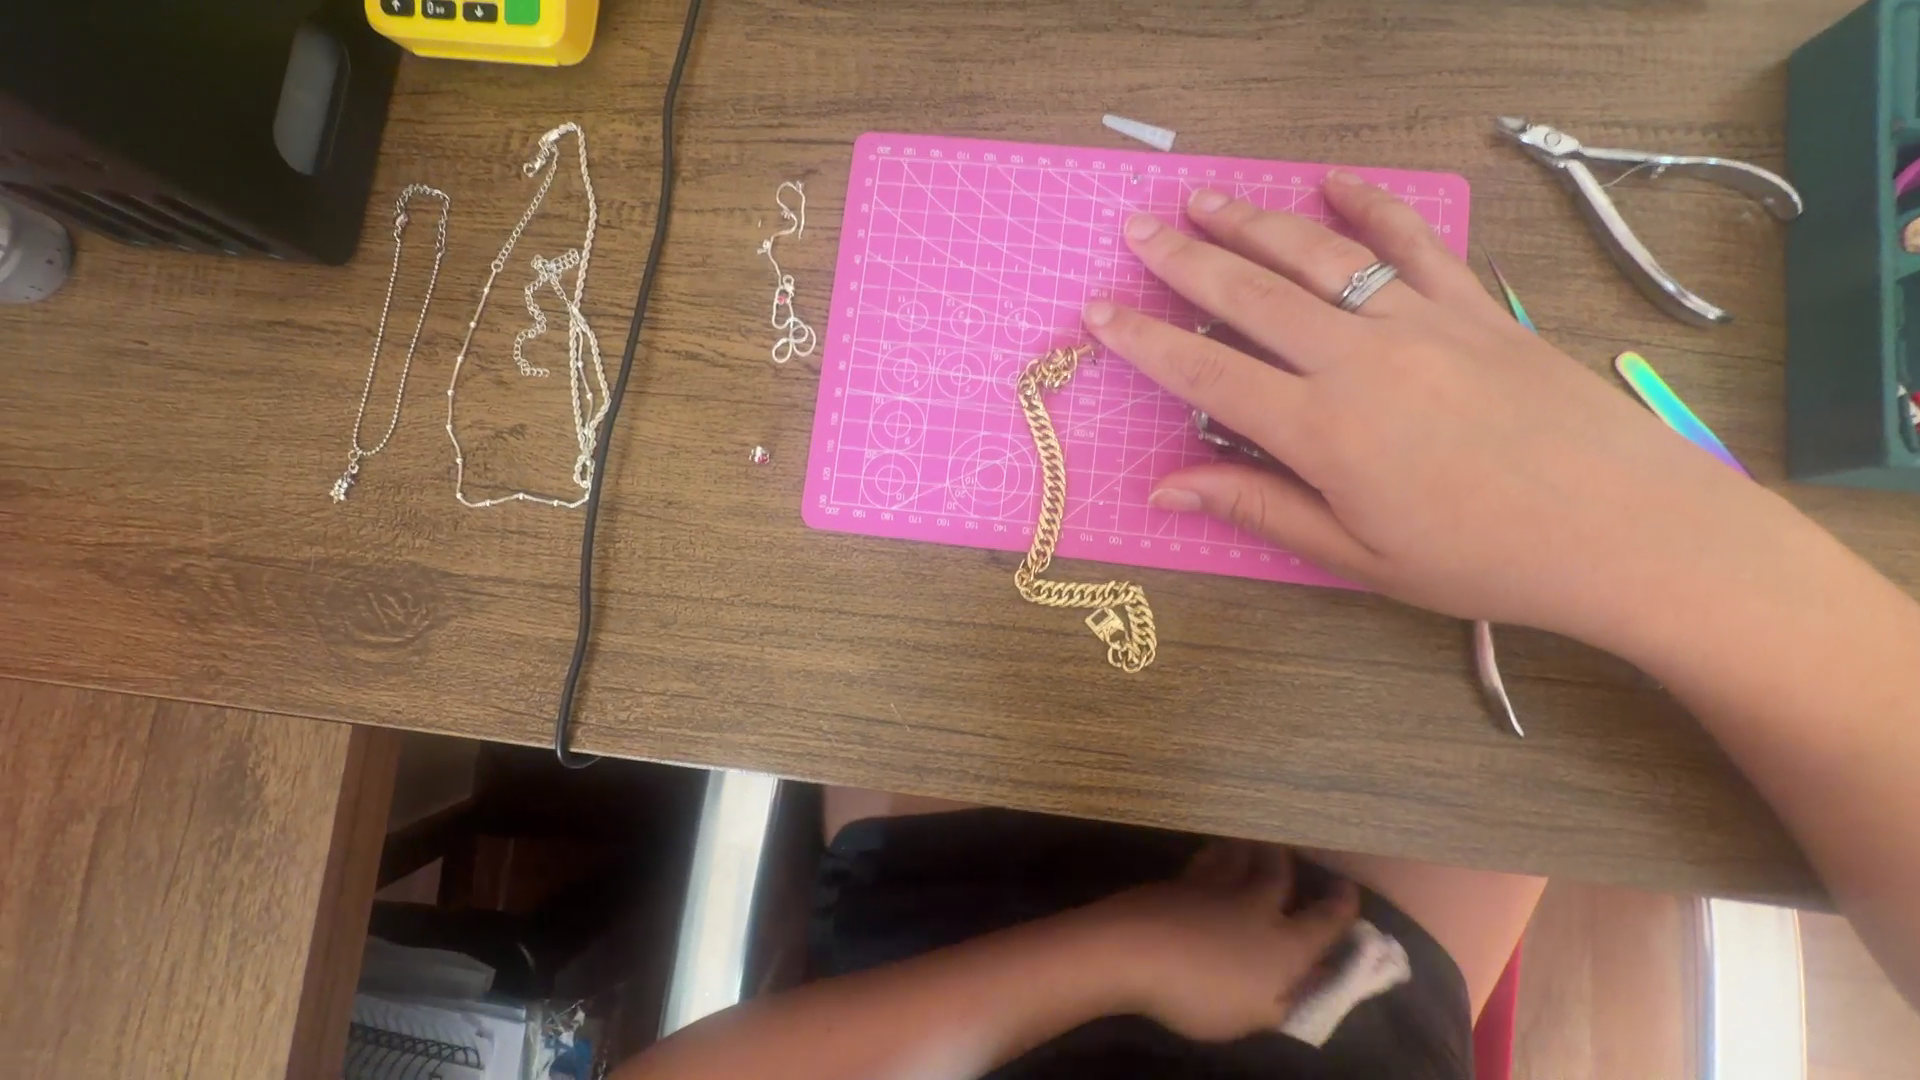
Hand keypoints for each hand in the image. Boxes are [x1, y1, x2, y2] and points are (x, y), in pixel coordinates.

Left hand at [1076, 840, 1359, 1041]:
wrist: (1134, 949)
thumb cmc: (1201, 993)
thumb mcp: (1256, 1016)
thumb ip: (1290, 997)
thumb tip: (1316, 978)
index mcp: (1284, 943)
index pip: (1325, 921)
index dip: (1341, 906)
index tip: (1349, 889)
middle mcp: (1255, 904)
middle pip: (1279, 874)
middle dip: (1290, 862)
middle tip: (1293, 848)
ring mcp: (1214, 885)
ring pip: (1241, 856)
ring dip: (1253, 847)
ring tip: (1256, 839)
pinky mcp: (1181, 879)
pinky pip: (1208, 858)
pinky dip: (1218, 851)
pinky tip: (1214, 850)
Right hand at [1079, 176, 1799, 642]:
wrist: (1627, 529)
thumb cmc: (1477, 559)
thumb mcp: (1352, 553)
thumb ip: (1255, 508)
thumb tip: (1165, 488)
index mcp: (1321, 429)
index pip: (1206, 372)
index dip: (1143, 341)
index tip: (1098, 312)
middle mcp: (1360, 359)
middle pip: (1251, 295)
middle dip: (1183, 260)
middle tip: (1135, 230)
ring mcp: (1421, 322)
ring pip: (1318, 257)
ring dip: (1252, 224)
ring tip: (1203, 200)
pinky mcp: (1475, 307)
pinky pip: (1412, 243)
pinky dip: (1370, 208)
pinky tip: (1332, 184)